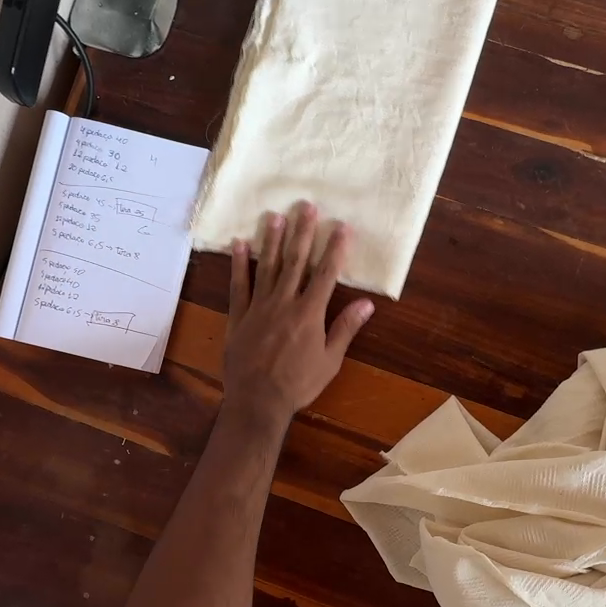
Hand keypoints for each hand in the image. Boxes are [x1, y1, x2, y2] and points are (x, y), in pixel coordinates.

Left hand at [223, 203, 373, 427]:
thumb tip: (367, 304)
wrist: (257, 401)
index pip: (326, 274)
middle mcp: (284, 303)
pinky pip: (238, 285)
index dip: (334, 249)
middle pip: (295, 261)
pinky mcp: (238, 316)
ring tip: (275, 215)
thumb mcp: (329, 361)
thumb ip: (345, 329)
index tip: (341, 226)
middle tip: (306, 205)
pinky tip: (239, 244)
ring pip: (267, 266)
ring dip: (272, 240)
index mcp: (309, 313)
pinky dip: (239, 264)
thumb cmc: (298, 384)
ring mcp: (258, 307)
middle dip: (302, 232)